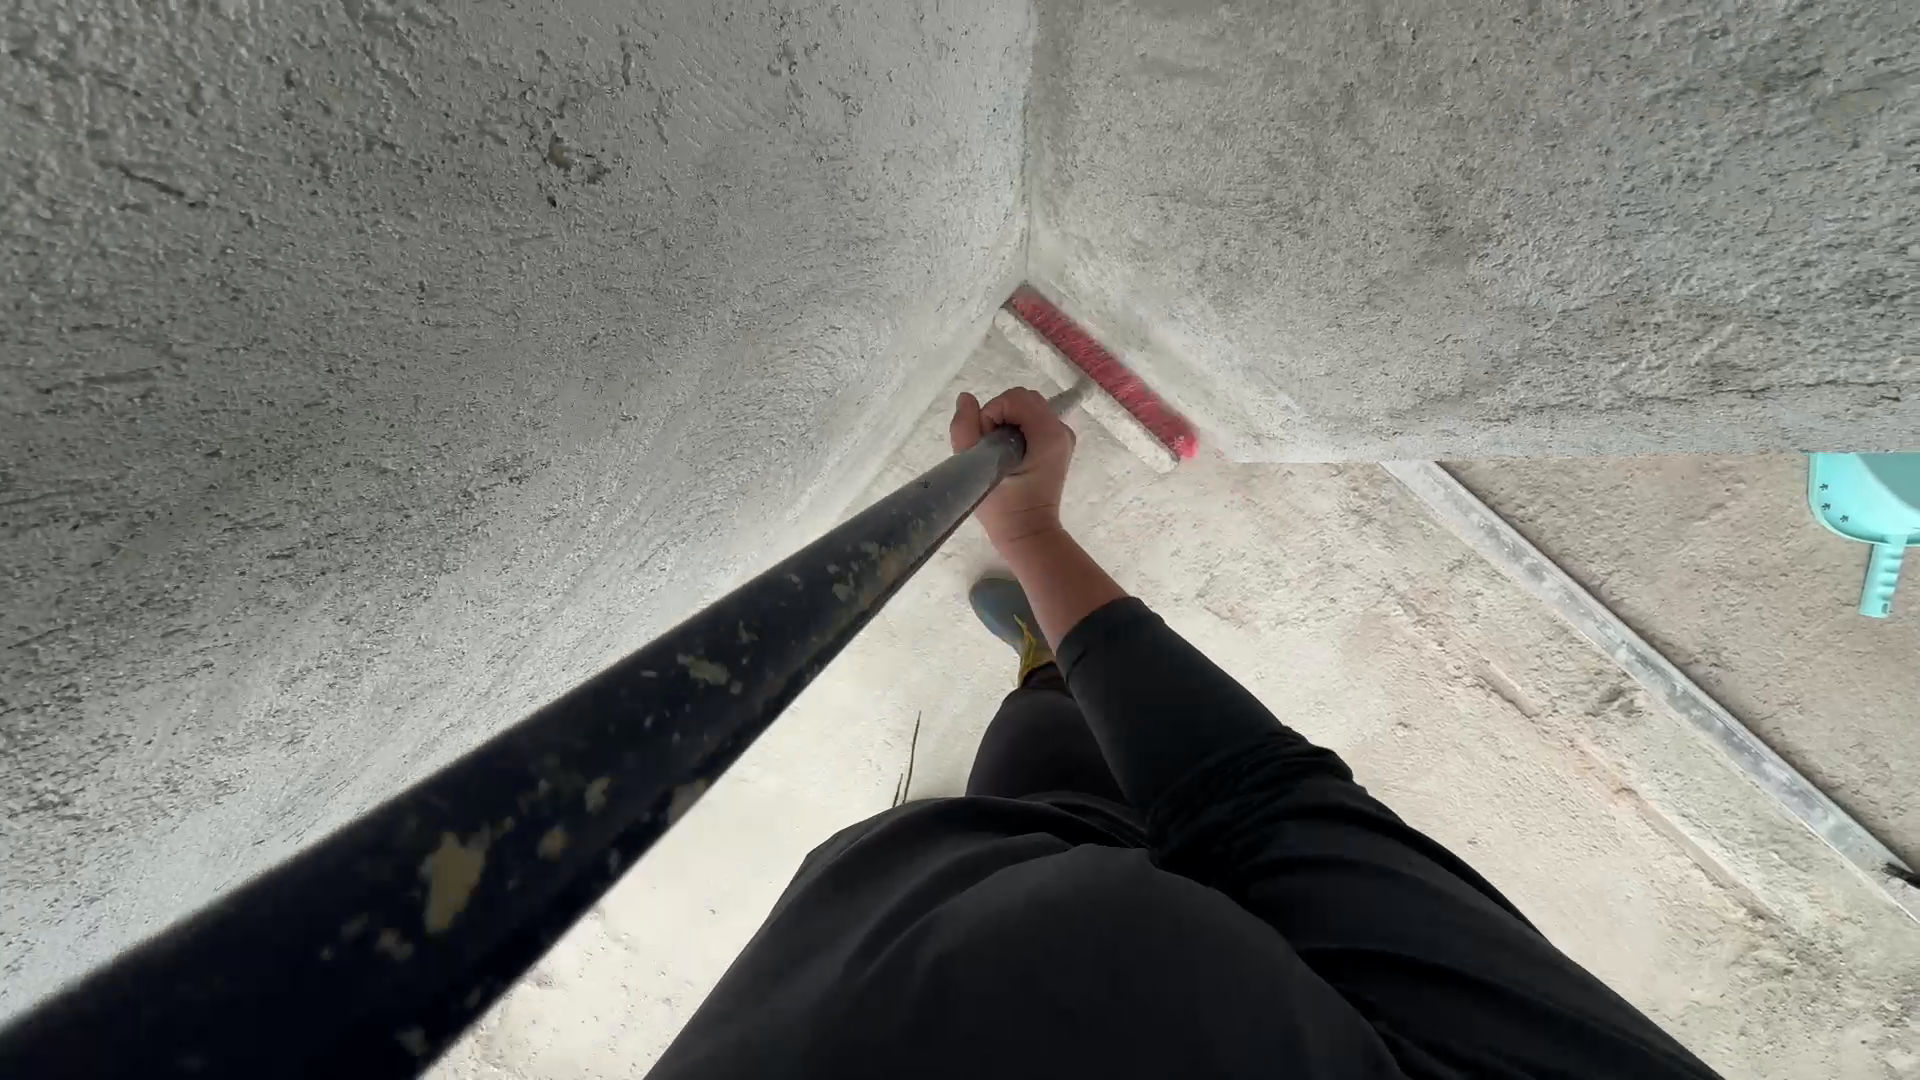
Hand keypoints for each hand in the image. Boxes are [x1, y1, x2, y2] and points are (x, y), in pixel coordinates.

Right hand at [949, 387, 1075, 551]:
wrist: (1028, 533)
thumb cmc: (1002, 508)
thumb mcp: (975, 467)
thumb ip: (965, 428)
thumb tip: (966, 399)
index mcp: (1048, 433)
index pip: (1012, 399)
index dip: (991, 415)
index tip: (986, 444)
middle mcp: (1061, 430)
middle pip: (1023, 399)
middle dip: (999, 415)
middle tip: (990, 447)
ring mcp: (1062, 437)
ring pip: (1028, 408)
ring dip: (1007, 421)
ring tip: (999, 451)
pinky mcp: (1058, 445)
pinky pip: (1034, 421)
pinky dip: (1017, 428)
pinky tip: (1009, 454)